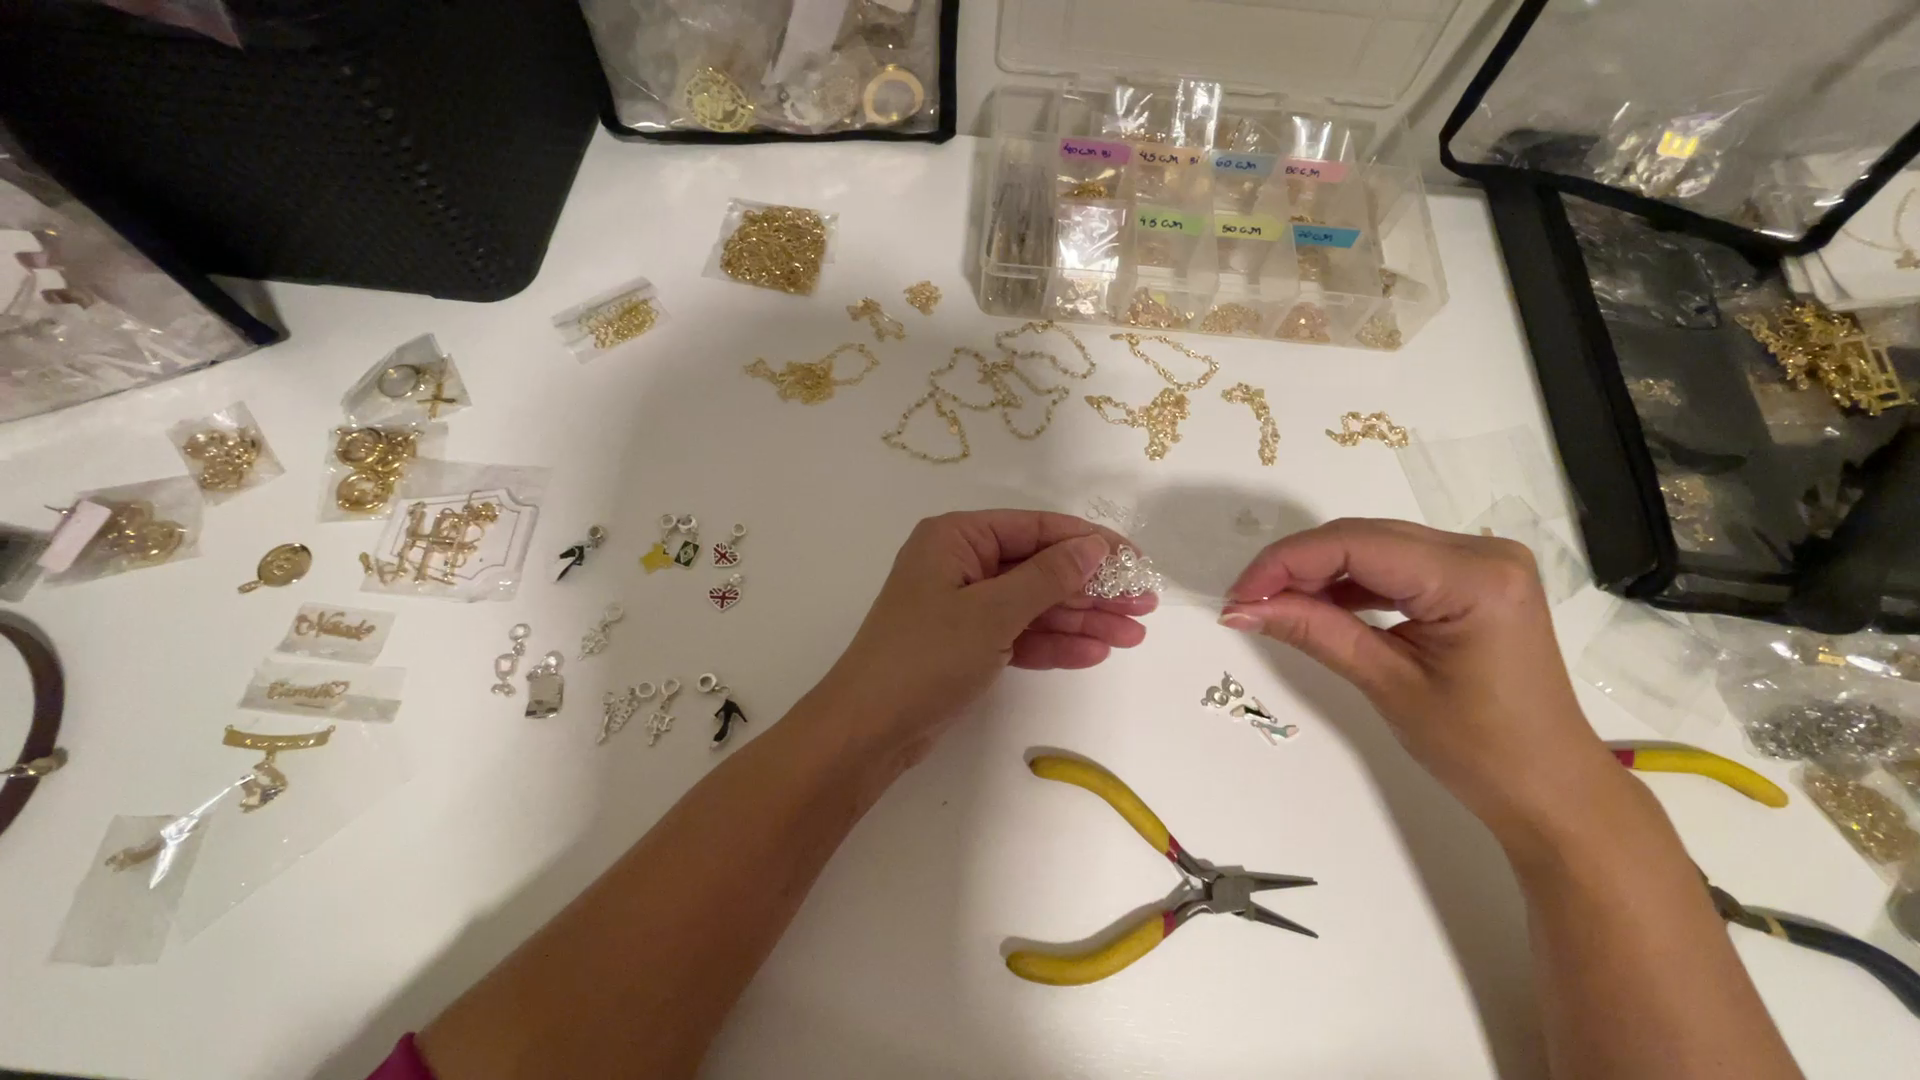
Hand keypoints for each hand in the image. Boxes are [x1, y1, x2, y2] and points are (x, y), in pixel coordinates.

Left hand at [818, 510, 1154, 759]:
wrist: (868, 729)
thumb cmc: (925, 656)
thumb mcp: (992, 612)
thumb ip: (1047, 577)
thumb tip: (1094, 547)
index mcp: (957, 538)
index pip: (1036, 529)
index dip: (1089, 543)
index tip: (1135, 561)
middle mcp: (961, 564)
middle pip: (1040, 568)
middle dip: (1092, 587)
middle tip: (1145, 604)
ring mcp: (964, 607)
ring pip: (1035, 605)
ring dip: (1082, 619)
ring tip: (1134, 634)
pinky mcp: (968, 645)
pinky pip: (1021, 635)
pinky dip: (1055, 644)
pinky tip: (1096, 651)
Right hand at [1218, 518, 1619, 842]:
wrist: (1550, 788)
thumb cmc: (1478, 748)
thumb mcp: (1387, 684)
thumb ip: (1314, 631)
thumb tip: (1240, 609)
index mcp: (1474, 577)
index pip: (1355, 545)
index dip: (1286, 563)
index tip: (1237, 597)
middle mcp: (1484, 552)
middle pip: (1363, 538)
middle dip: (1297, 566)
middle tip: (1246, 604)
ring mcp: (1483, 563)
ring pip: (1375, 547)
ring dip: (1320, 573)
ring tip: (1272, 606)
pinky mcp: (1474, 580)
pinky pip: (1396, 566)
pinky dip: (1351, 583)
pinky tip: (1317, 605)